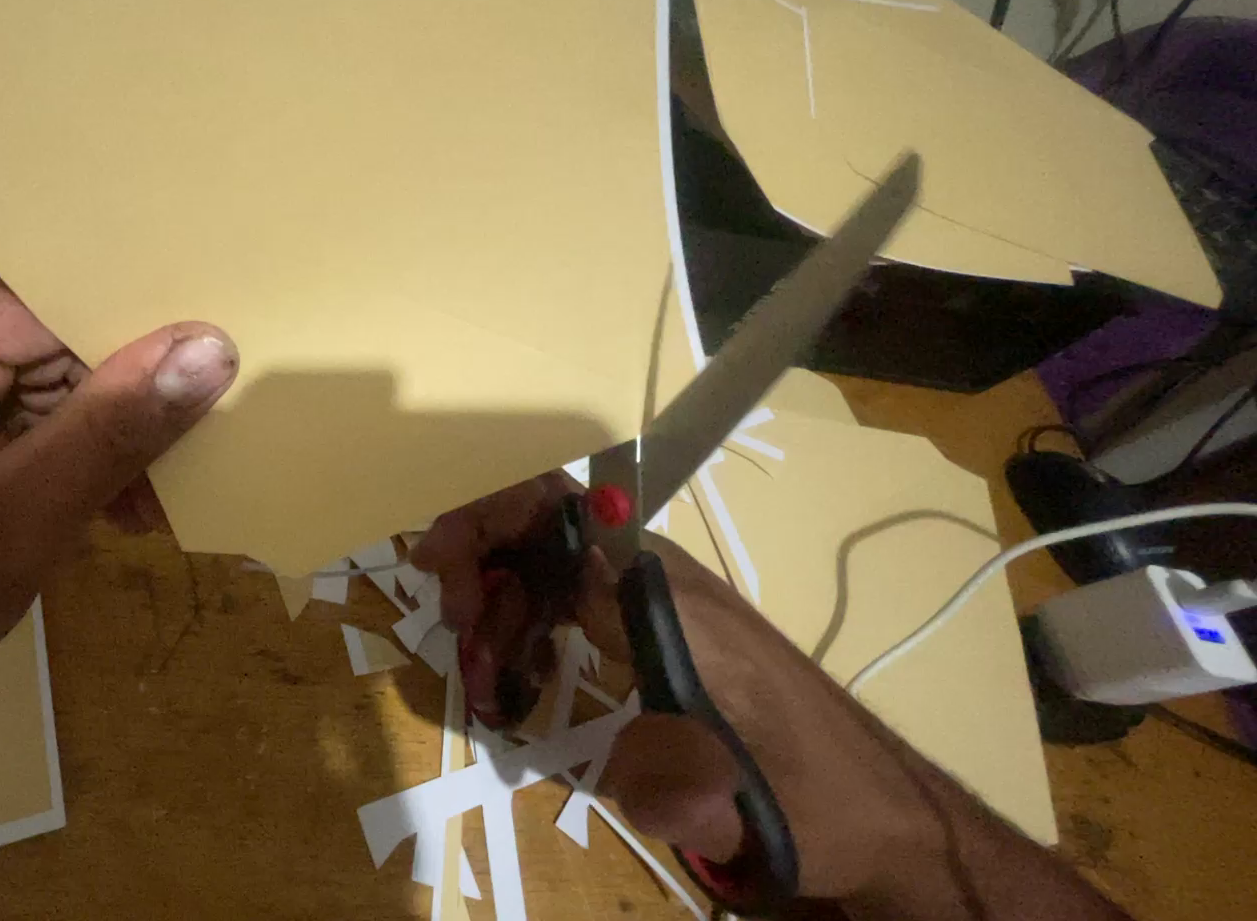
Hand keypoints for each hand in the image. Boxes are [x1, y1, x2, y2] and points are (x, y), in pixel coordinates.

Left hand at [0, 262, 237, 714]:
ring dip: (91, 418)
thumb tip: (209, 348)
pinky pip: (5, 374)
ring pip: (38, 348)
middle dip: (118, 391)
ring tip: (132, 496)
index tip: (204, 393)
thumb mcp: (18, 527)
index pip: (59, 294)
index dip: (139, 336)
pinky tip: (82, 485)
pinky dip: (50, 425)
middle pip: (50, 317)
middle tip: (171, 465)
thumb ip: (111, 430)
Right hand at [410, 473, 949, 902]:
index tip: (437, 565)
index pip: (552, 511)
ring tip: (488, 682)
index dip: (483, 520)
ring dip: (498, 612)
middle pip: (533, 531)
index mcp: (656, 590)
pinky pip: (563, 596)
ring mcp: (643, 594)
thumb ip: (666, 764)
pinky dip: (526, 627)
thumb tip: (603, 729)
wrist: (886, 812)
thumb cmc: (815, 795)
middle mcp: (643, 574)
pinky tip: (523, 677)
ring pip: (541, 566)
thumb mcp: (733, 791)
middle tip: (461, 640)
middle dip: (477, 573)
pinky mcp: (644, 621)